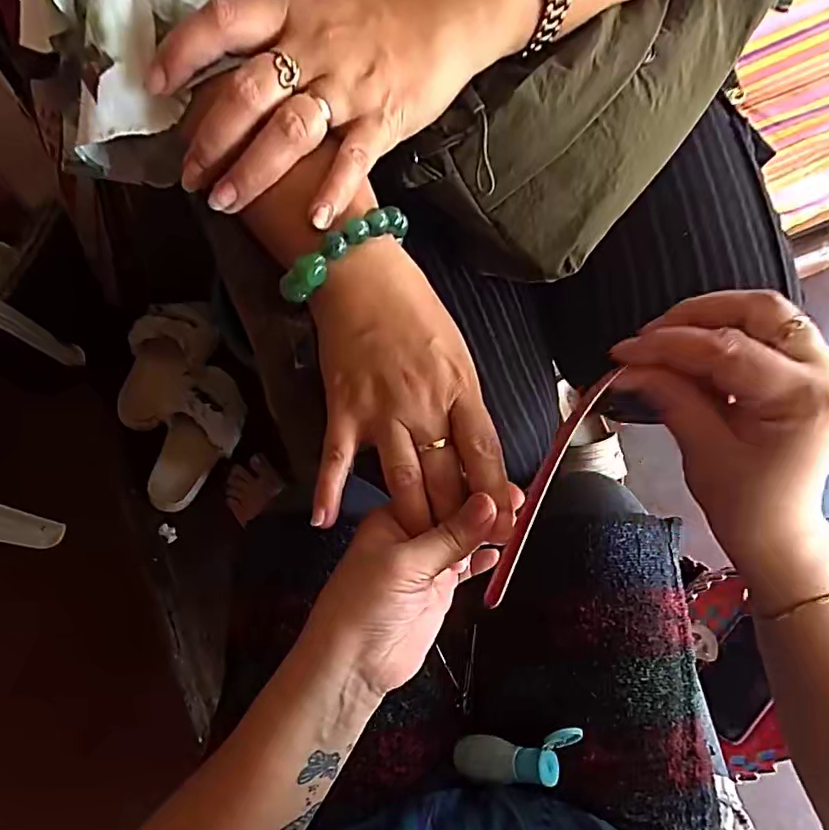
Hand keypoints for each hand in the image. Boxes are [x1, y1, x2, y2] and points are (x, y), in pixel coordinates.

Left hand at [149, 0, 488, 227]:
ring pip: (292, 130)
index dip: (186, 51)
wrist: (442, 12)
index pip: (225, 21)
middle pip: (251, 91)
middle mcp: (314, 48)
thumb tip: (217, 83)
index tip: (157, 85)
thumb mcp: (312, 12)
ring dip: (254, 170)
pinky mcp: (382, 118)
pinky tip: (314, 219)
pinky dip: (332, 191)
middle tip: (190, 177)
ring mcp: (348, 85)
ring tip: (225, 203)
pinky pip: (353, 159)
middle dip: (213, 138)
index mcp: (291, 16)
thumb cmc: (368, 22)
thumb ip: (269, 43)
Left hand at [298, 490, 511, 695]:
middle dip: (485, 509)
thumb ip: (450, 536)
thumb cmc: (359, 608)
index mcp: (393, 517)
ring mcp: (425, 563)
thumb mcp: (406, 564)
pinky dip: (485, 562)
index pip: (437, 490)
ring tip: (516, 524)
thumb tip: (488, 505)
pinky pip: (468, 568)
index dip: (470, 489)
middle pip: (455, 513)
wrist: (353, 662)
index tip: (502, 487)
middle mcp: (409, 536)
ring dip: (489, 534)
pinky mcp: (437, 589)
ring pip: (465, 540)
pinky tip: (501, 553)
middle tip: (516, 506)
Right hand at [310, 239, 513, 537]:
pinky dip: (328, 491)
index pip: (484, 454)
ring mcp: (382, 411)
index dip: (496, 495)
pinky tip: (324, 521)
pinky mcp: (344, 411)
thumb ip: (465, 401)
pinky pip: (337, 459)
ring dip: (412, 518)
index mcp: (461, 389)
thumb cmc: (414, 310)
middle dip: (457, 519)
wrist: (363, 277)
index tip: (504, 525)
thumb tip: (473, 448)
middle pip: (445, 476)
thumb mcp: (457, 351)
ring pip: (402, 479)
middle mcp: (425, 406)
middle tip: (461, 552)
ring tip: (417, 551)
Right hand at [607, 291, 828, 564]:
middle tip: (649, 335)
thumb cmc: (744, 500)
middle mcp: (827, 372)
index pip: (726, 348)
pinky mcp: (811, 371)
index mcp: (803, 397)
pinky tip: (692, 353)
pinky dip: (725, 335)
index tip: (626, 350)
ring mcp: (825, 368)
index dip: (667, 344)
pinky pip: (768, 334)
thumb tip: (632, 367)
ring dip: (710, 319)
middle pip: (760, 310)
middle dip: (696, 314)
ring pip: (766, 315)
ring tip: (665, 341)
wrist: (777, 525)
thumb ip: (670, 395)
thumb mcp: (701, 447)